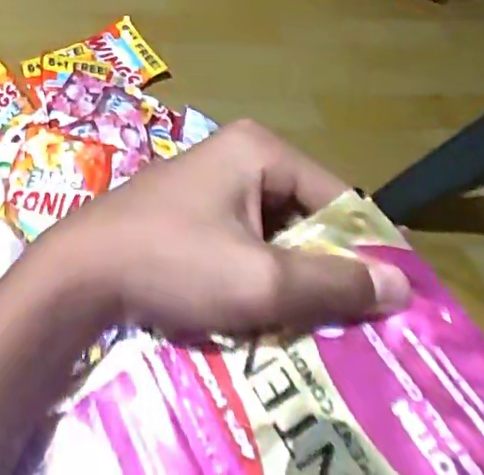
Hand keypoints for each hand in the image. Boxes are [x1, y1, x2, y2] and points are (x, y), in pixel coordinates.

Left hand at [36, 120, 410, 335]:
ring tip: (318, 333)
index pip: (340, 199)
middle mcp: (236, 154)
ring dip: (293, 281)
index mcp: (258, 150)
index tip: (397, 308)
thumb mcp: (261, 280)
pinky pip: (243, 241)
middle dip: (329, 271)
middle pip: (306, 216)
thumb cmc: (172, 262)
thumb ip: (333, 282)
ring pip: (275, 235)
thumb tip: (402, 283)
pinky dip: (259, 276)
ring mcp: (209, 181)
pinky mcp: (189, 210)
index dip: (370, 252)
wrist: (81, 270)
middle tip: (360, 330)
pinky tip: (266, 318)